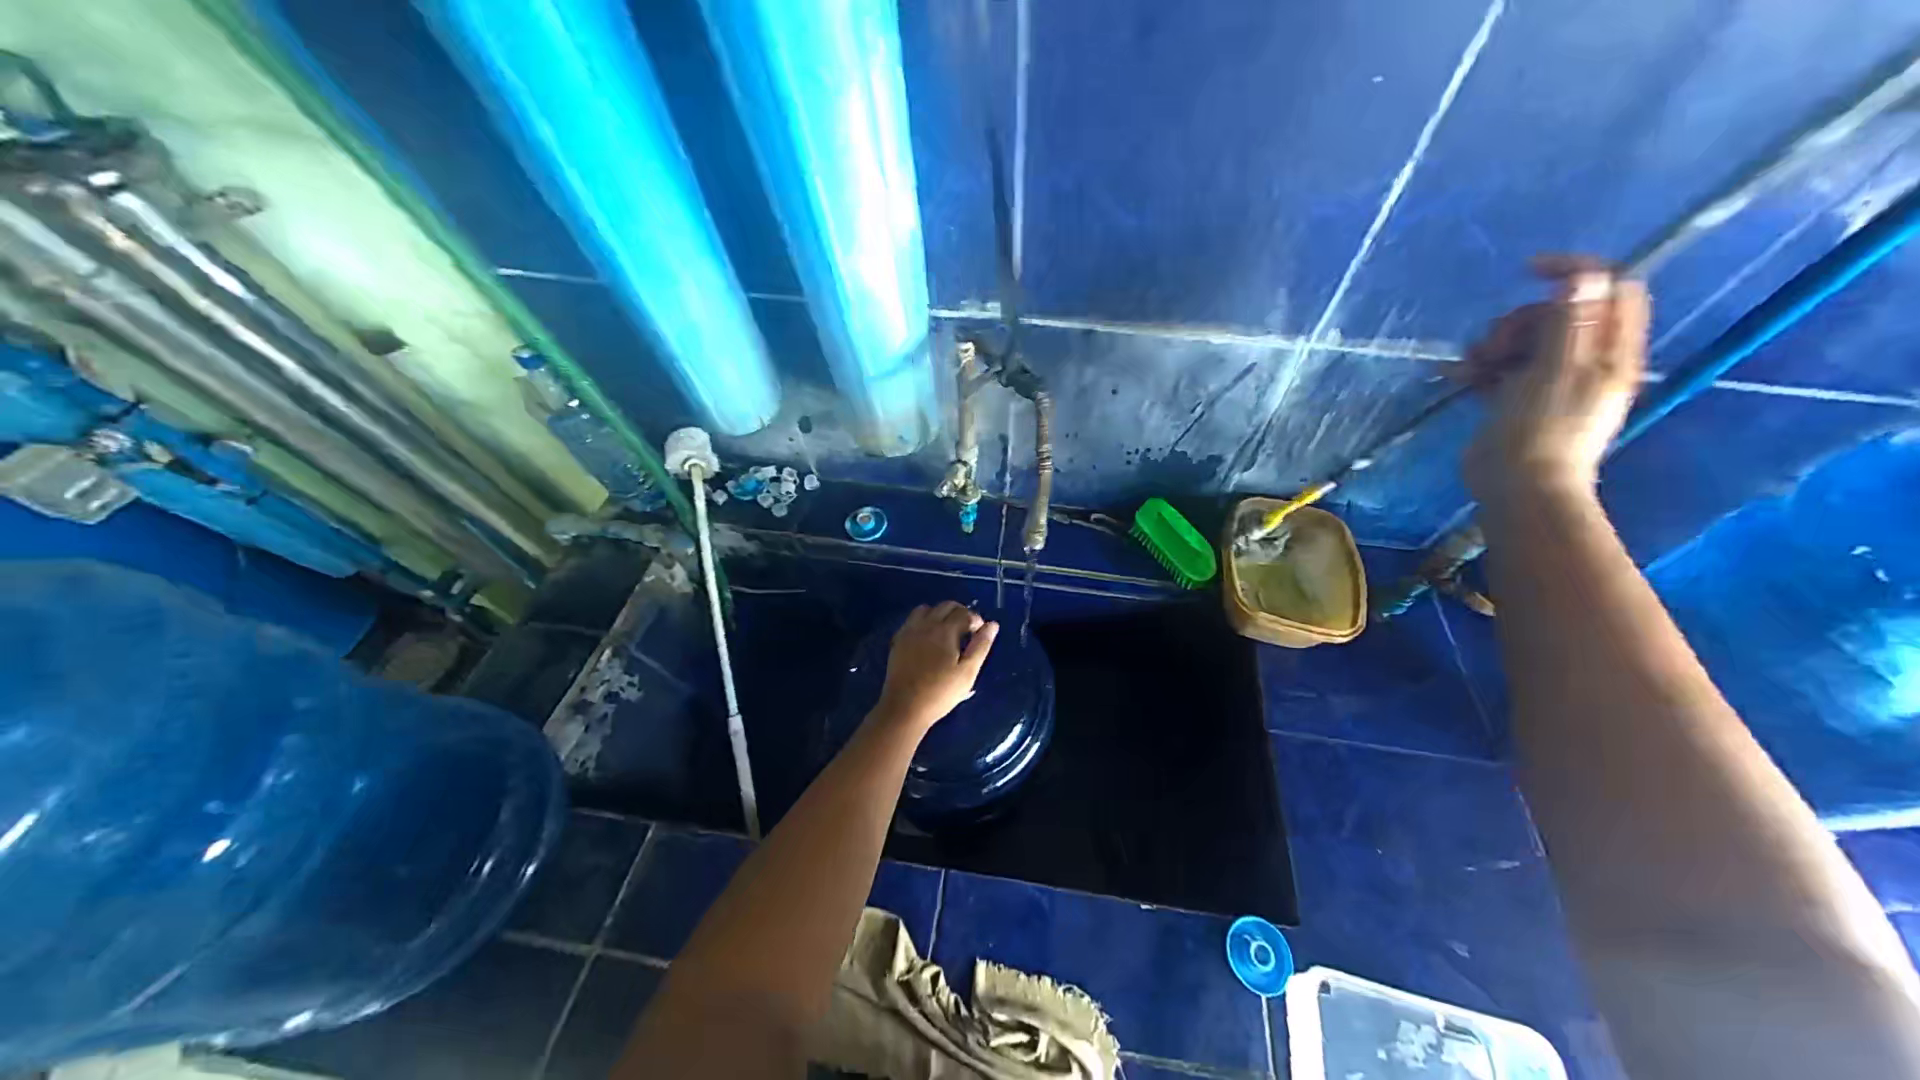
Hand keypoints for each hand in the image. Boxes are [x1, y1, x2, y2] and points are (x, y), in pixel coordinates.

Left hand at [872, 602, 997, 732]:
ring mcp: (909, 631)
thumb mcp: (967, 672)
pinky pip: (912, 620)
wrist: (905, 707)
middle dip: (960, 612)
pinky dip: (924, 621)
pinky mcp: (898, 640)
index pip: (964, 613)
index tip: (980, 633)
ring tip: (947, 631)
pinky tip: (928, 638)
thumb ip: (981, 646)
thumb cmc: (940, 692)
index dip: (976, 620)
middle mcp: (926, 624)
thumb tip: (992, 625)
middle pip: (945, 605)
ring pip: (926, 609)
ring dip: (940, 614)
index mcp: (945, 631)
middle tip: (967, 630)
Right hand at [1462, 256, 1649, 502]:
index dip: (1575, 272)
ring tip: (1471, 365)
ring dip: (1492, 344)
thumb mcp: (1558, 371)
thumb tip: (1582, 275)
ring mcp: (1548, 382)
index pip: (1610, 289)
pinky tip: (1457, 376)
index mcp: (1610, 351)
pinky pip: (1498, 370)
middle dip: (1519, 321)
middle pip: (1556, 315)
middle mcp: (1585, 361)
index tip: (1528, 272)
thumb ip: (1571, 322)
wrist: (1519, 487)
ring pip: (1522, 341)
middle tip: (1493, 345)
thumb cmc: (1542, 430)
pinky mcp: (1515, 401)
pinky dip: (1478, 368)